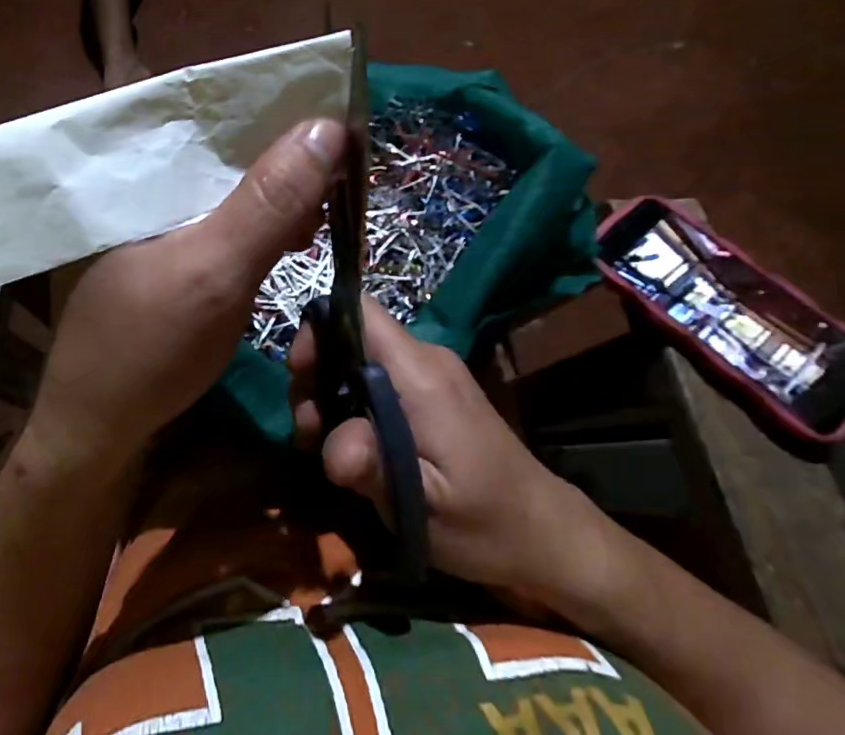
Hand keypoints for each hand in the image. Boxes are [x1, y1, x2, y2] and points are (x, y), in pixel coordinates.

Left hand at [24, 117, 345, 474]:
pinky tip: (296, 233)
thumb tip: (326, 127)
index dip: (269, 99)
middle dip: (283, 148)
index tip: (329, 101)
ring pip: (229, 185)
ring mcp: (158, 222)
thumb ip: (266, 203)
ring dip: (280, 188)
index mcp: (134, 170)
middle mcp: (143, 184)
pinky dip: (264, 224)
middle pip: (222, 145)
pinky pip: (227, 222)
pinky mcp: (173, 255)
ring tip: (331, 193)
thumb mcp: (213, 269)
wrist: (99, 431)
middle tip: (345, 156)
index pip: (204, 105)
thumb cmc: (146, 347)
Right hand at [288, 301, 623, 599]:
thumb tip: (329, 443)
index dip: (320, 328)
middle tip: (308, 431)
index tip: (300, 375)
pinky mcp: (431, 396)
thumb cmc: (485, 521)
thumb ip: (374, 468)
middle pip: (351, 338)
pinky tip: (352, 447)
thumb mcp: (422, 505)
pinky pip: (378, 381)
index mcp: (420, 376)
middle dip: (316, 375)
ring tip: (324, 446)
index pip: (361, 311)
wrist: (543, 533)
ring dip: (331, 397)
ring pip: (360, 362)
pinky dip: (353, 406)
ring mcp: (430, 377)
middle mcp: (424, 361)